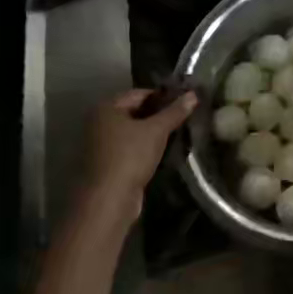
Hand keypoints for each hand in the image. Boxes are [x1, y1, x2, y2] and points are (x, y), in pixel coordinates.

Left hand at [85, 89, 197, 219]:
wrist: (109, 199)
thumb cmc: (130, 157)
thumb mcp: (156, 131)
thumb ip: (175, 112)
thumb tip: (193, 94)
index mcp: (106, 107)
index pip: (139, 93)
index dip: (162, 96)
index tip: (184, 101)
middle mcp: (99, 122)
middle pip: (135, 112)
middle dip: (159, 115)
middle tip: (184, 117)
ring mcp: (101, 144)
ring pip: (133, 132)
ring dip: (153, 133)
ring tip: (178, 133)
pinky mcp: (107, 163)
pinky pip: (130, 148)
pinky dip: (145, 148)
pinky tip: (164, 152)